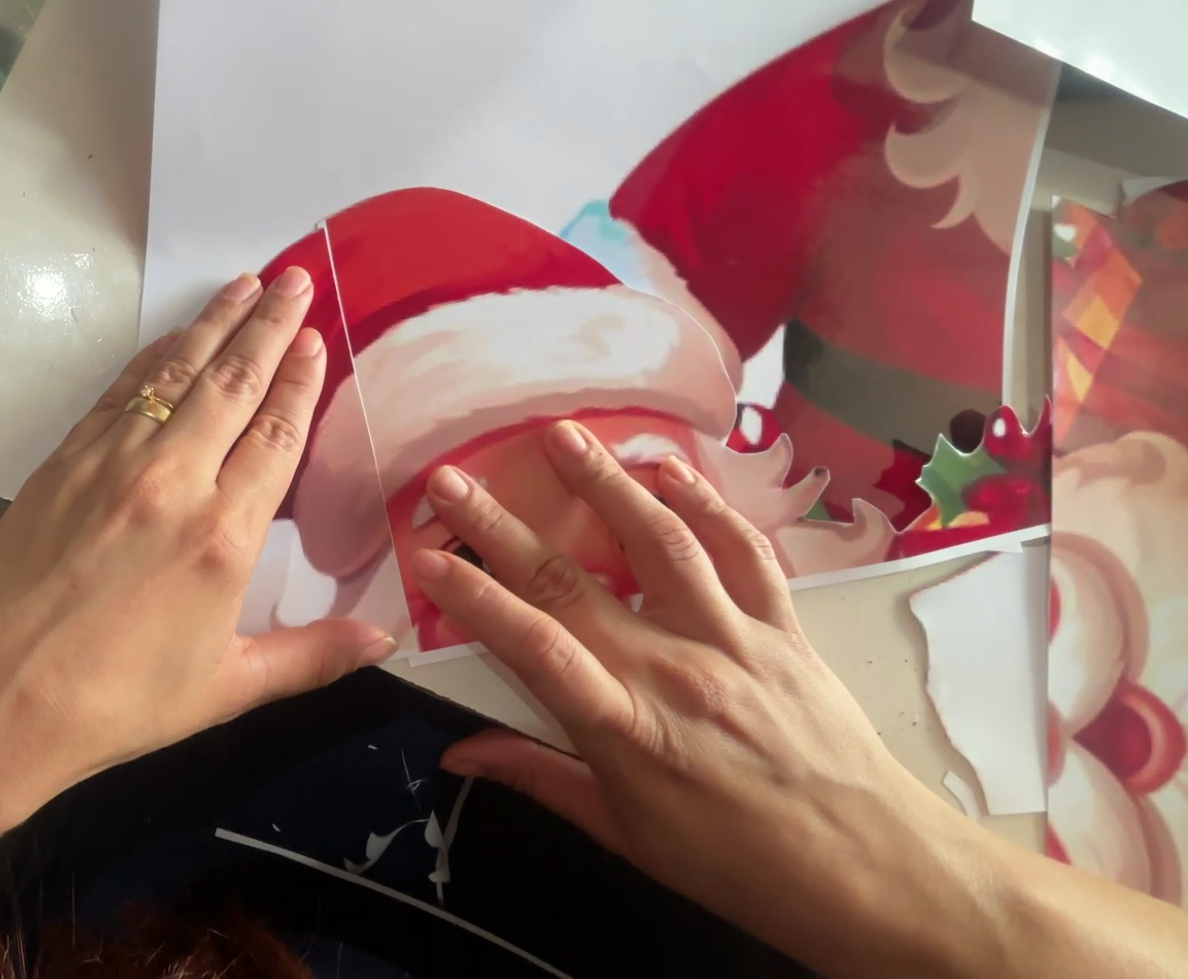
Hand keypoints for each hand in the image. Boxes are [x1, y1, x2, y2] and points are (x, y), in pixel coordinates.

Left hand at [0, 270, 396, 854]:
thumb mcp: (229, 687)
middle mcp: (175, 481)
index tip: (316, 337)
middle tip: (294, 278)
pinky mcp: (68, 458)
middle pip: (235, 382)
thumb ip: (314, 654)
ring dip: (216, 323)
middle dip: (269, 324)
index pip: (277, 433)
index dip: (301, 379)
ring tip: (244, 283)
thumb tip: (386, 636)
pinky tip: (176, 336)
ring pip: (179, 372)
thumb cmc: (121, 701)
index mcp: (225, 536)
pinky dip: (156, 355)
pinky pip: (124, 389)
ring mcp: (115, 461)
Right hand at [409, 421, 1007, 976]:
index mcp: (628, 729)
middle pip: (572, 583)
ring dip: (605, 484)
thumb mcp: (626, 838)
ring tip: (560, 434)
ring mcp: (734, 639)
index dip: (474, 601)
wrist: (884, 877)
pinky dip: (706, 503)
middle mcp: (675, 670)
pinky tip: (668, 465)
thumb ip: (537, 778)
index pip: (533, 649)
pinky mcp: (782, 627)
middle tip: (451, 480)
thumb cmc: (738, 863)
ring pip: (661, 544)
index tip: (426, 559)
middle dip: (499, 526)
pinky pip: (743, 553)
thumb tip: (455, 751)